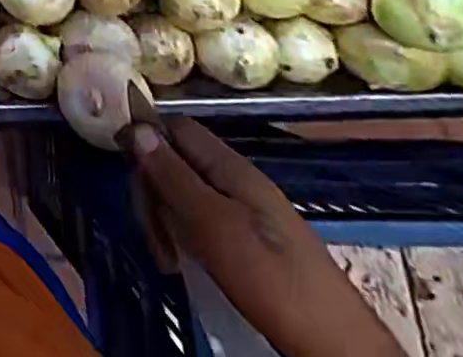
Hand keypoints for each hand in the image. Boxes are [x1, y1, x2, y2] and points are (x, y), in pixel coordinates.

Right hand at [126, 118, 402, 356]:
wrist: (337, 346)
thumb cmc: (271, 279)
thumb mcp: (212, 224)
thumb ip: (174, 176)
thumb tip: (137, 129)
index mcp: (231, 168)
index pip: (176, 127)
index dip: (146, 140)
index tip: (125, 173)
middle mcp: (238, 180)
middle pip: (177, 160)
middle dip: (154, 189)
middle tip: (153, 233)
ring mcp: (246, 210)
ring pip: (187, 193)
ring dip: (166, 217)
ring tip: (168, 257)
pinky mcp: (250, 239)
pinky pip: (203, 219)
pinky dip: (185, 236)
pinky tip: (185, 262)